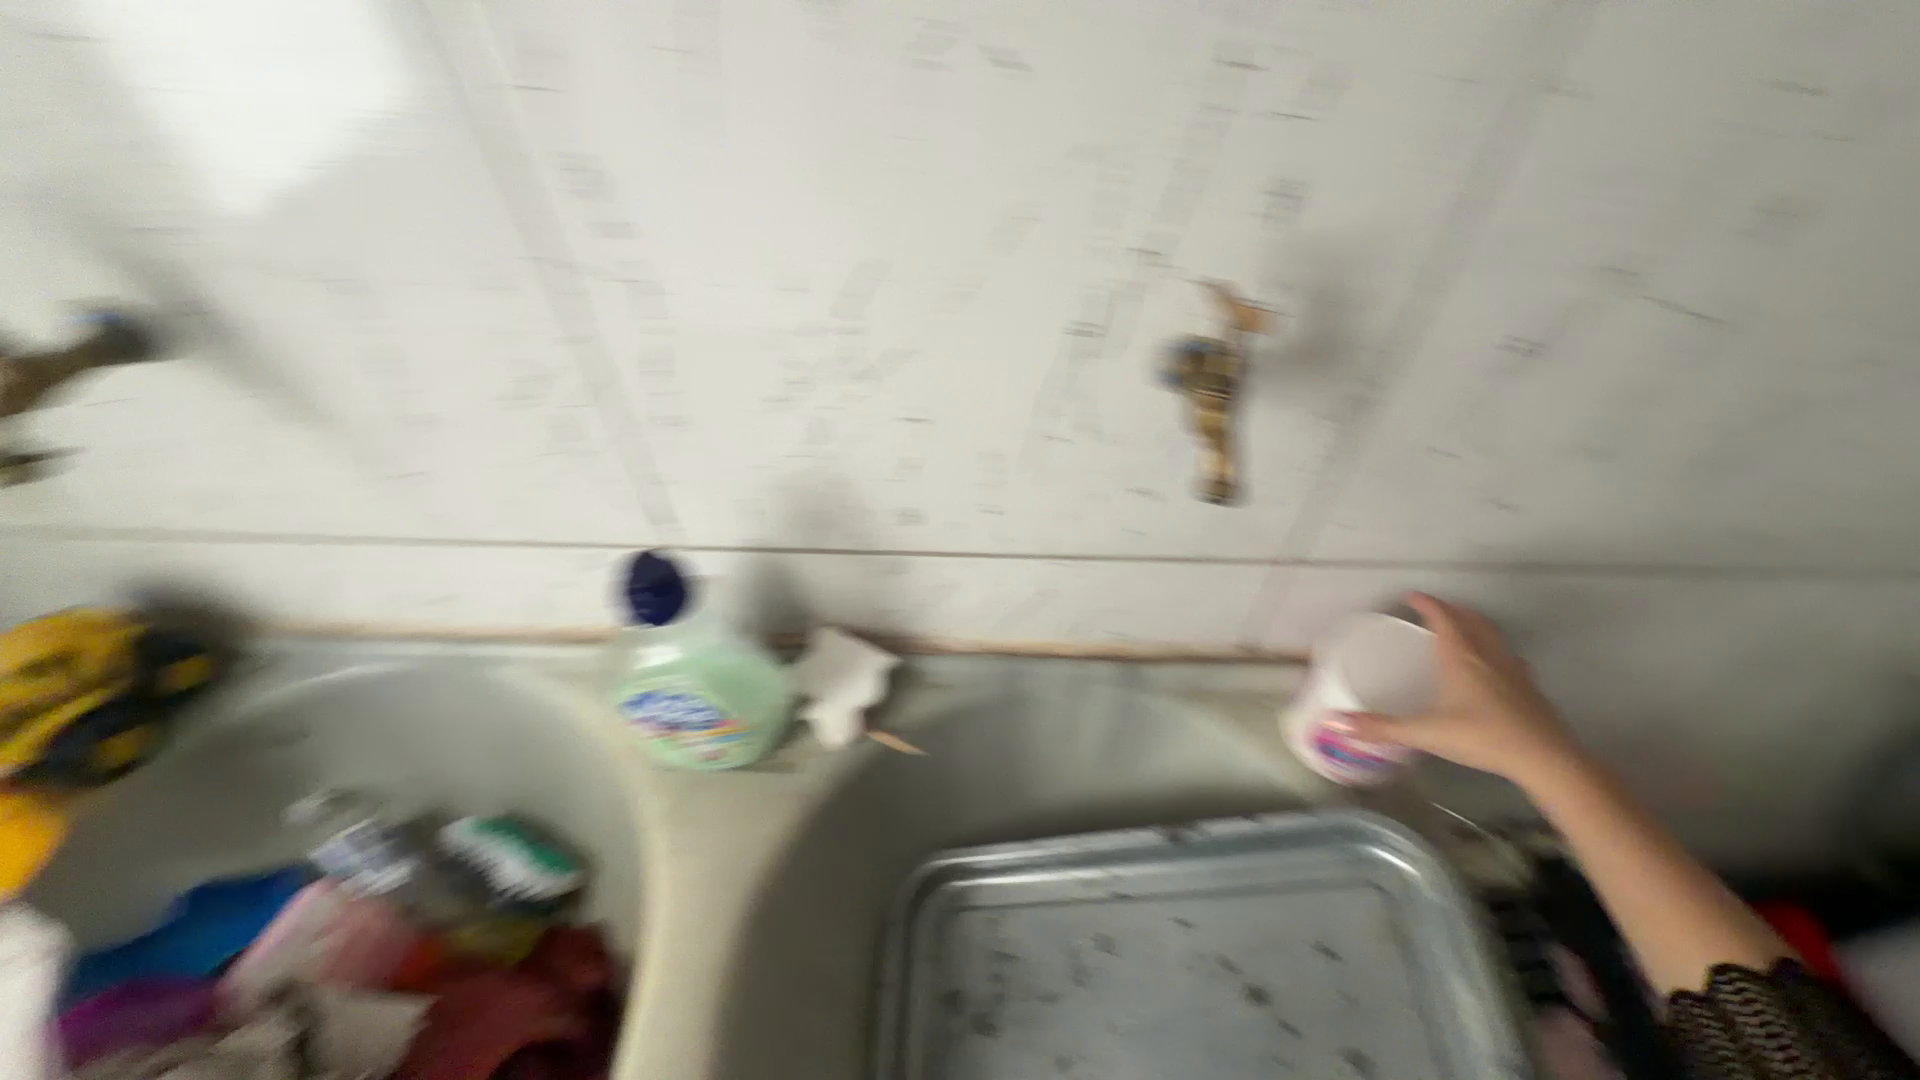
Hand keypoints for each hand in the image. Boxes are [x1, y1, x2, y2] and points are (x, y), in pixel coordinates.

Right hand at [1344, 593, 1582, 787]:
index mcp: (1461, 659)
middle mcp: (1488, 657)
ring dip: (1477, 626)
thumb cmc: (1482, 737)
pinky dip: (1496, 651)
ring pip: (1494, 636)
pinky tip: (1494, 667)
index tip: (1411, 596)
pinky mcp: (1530, 689)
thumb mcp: (1426, 733)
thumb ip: (1383, 727)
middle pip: (1473, 621)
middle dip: (1453, 610)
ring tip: (1464, 629)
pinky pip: (1509, 658)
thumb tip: (1339, 721)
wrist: (1545, 759)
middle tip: (1437, 609)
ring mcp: (1514, 671)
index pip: (1444, 619)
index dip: (1427, 604)